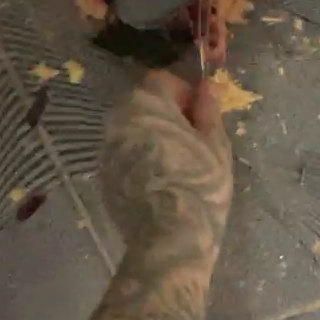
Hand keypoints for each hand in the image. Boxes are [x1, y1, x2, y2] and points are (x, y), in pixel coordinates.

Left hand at [100, 71, 233, 246]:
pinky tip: (161, 185)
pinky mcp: (104, 179)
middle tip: (193, 141)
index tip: (202, 115)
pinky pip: (126, 159)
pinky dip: (141, 163)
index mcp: (146, 103)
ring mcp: (107, 151)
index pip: (162, 80)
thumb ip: (209, 112)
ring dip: (153, 140)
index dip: (185, 93)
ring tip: (178, 165)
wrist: (170, 239)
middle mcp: (118, 120)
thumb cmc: (199, 185)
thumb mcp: (216, 146)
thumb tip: (208, 87)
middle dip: (167, 116)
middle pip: (144, 106)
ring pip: (133, 134)